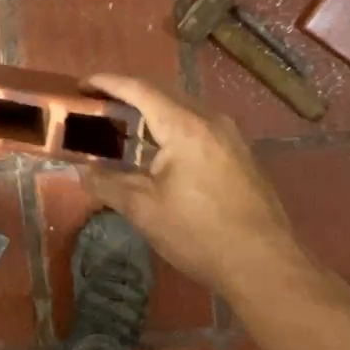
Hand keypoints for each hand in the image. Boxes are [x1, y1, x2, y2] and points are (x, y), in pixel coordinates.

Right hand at [78, 74, 299, 290]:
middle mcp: (209, 119)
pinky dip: (173, 130)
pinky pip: (199, 128)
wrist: (267, 267)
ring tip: (126, 131)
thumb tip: (82, 173)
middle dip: (127, 97)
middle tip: (99, 108)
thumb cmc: (200, 234)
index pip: (138, 89)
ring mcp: (231, 136)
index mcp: (183, 125)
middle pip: (161, 95)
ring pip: (182, 111)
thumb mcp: (145, 210)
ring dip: (152, 115)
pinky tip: (163, 155)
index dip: (107, 82)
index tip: (82, 84)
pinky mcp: (242, 155)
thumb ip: (108, 185)